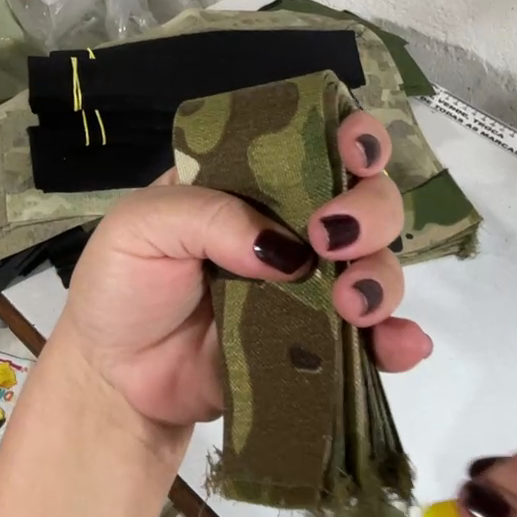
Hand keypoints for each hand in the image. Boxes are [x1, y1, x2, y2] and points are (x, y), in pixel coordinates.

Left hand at [52, 110, 433, 438]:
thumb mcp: (142, 225)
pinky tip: (401, 346)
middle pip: (363, 201)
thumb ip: (210, 217)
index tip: (354, 155)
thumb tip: (290, 252)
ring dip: (381, 276)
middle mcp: (291, 227)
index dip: (350, 139)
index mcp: (249, 184)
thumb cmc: (121, 284)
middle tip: (332, 238)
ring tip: (350, 303)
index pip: (313, 145)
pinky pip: (372, 341)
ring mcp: (308, 288)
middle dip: (369, 211)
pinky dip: (397, 341)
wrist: (115, 377)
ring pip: (376, 265)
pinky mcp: (315, 346)